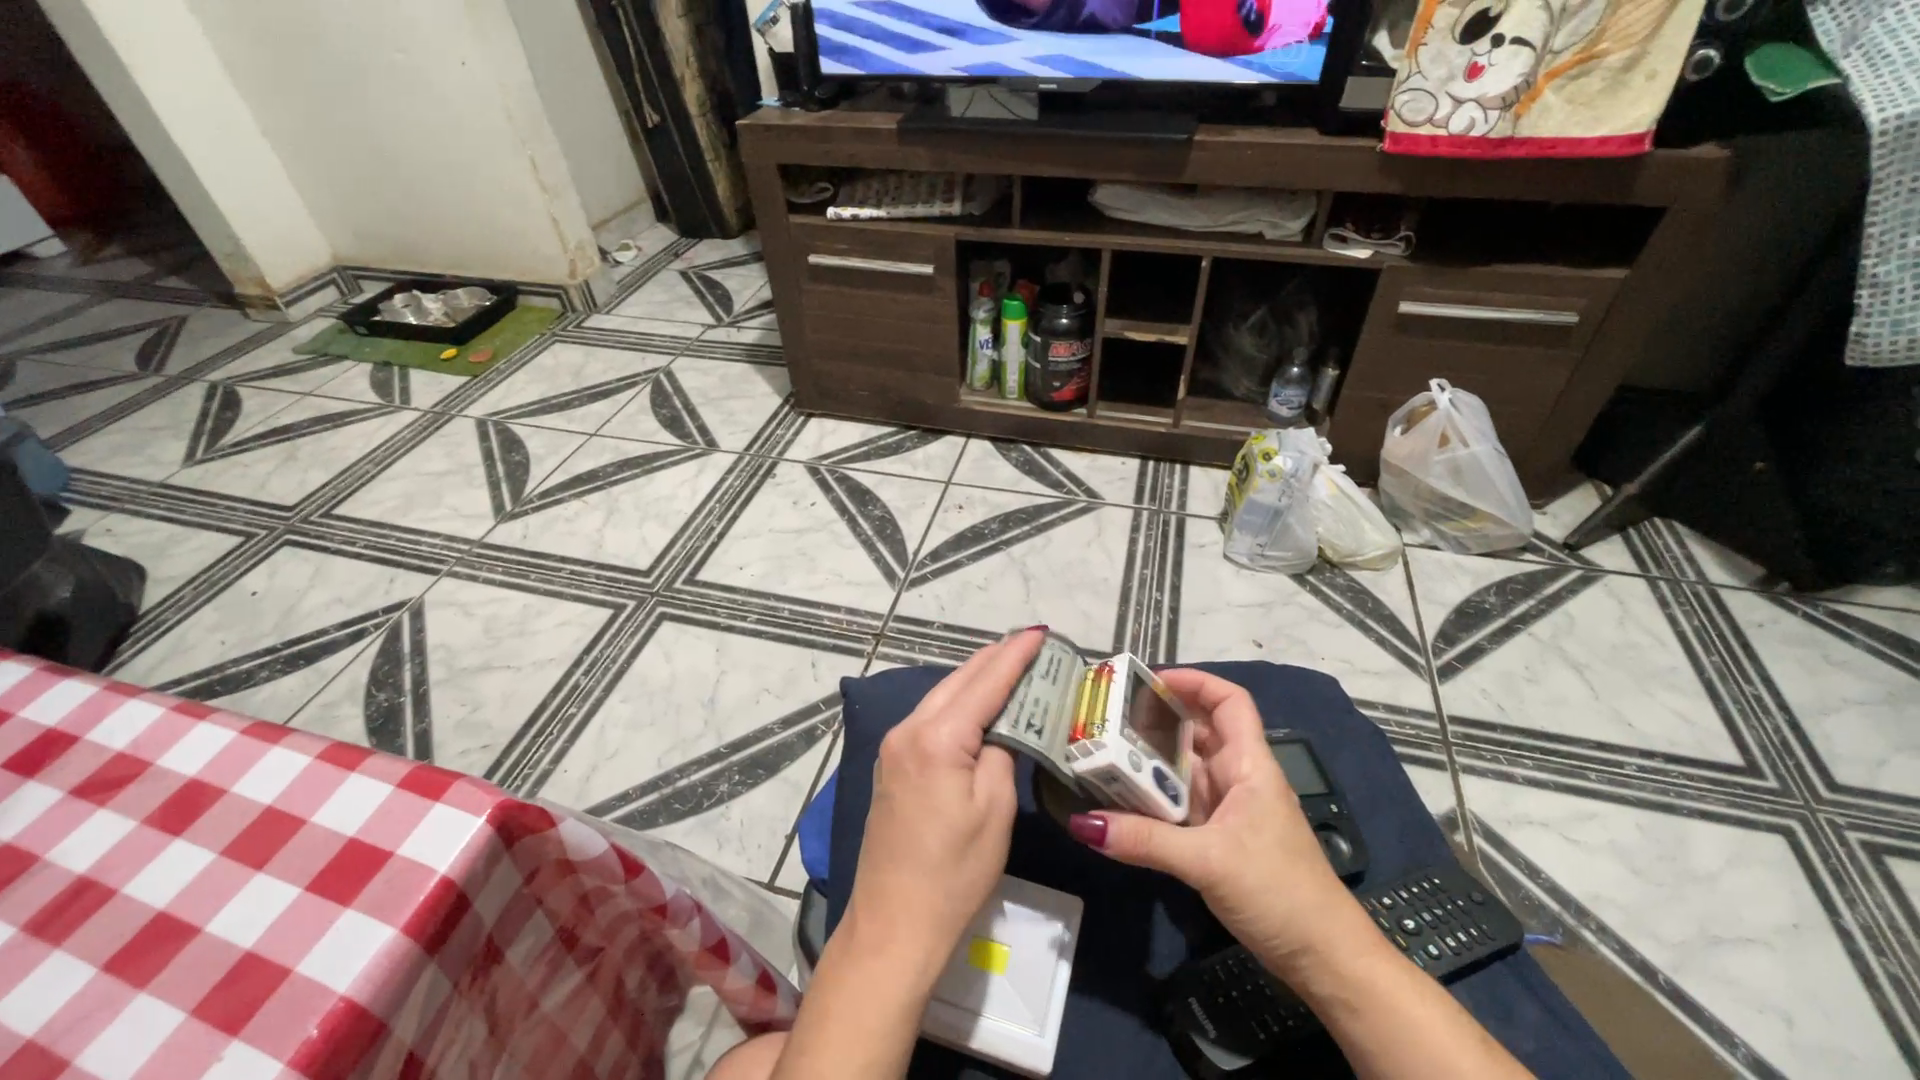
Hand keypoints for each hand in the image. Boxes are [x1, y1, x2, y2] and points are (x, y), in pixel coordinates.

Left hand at [843, 628, 1046, 971]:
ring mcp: (894, 747)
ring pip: (942, 696)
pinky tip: (979, 703)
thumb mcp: (995, 808)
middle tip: (1033, 644)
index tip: (1041, 632)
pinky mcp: (892, 765)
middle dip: (995, 659)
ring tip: (1013, 665)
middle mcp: (908, 729)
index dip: (1016, 655)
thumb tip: (1004, 727)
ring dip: (977, 679)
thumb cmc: (954, 871)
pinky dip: (959, 703)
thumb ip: (1003, 752)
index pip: (985, 682)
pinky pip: (931, 718)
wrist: (894, 923)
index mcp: (937, 737)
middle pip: (959, 681)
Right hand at [1068, 668, 1364, 978]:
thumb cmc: (1279, 891)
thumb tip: (1082, 823)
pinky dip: (1152, 801)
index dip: (1195, 682)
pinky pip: (1180, 807)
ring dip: (1149, 763)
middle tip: (1106, 718)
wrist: (1323, 956)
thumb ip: (1145, 840)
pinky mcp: (1220, 842)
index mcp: (1250, 766)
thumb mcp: (1208, 861)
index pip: (1229, 702)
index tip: (1149, 680)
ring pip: (1185, 773)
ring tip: (1102, 754)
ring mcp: (1230, 812)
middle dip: (1156, 721)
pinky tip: (1119, 804)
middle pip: (1197, 734)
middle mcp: (1239, 779)